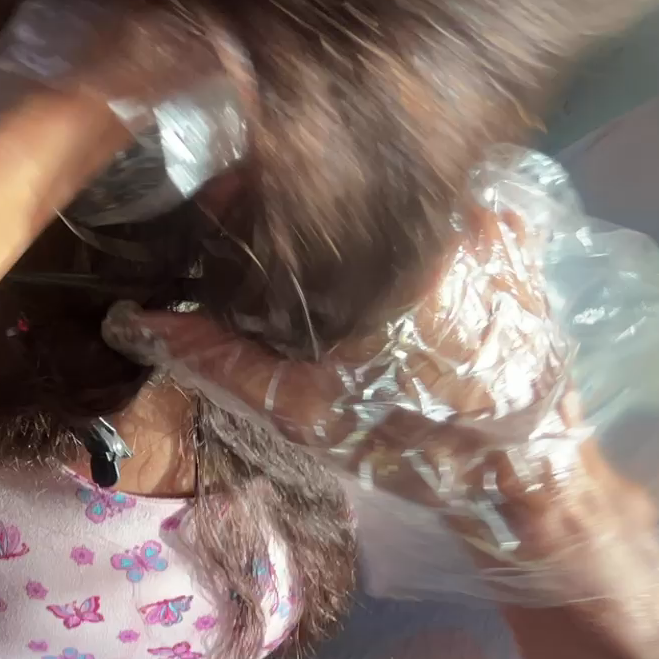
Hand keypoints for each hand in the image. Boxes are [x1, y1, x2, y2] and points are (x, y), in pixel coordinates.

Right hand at [101, 157, 610, 574]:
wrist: (523, 478)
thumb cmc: (406, 441)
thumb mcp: (296, 405)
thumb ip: (217, 357)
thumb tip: (136, 322)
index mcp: (399, 250)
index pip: (305, 184)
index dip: (249, 189)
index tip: (214, 211)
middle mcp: (456, 216)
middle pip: (348, 179)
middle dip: (291, 199)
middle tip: (247, 229)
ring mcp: (496, 222)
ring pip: (389, 189)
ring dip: (339, 208)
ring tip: (295, 240)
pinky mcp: (517, 240)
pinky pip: (431, 205)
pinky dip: (386, 218)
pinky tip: (358, 251)